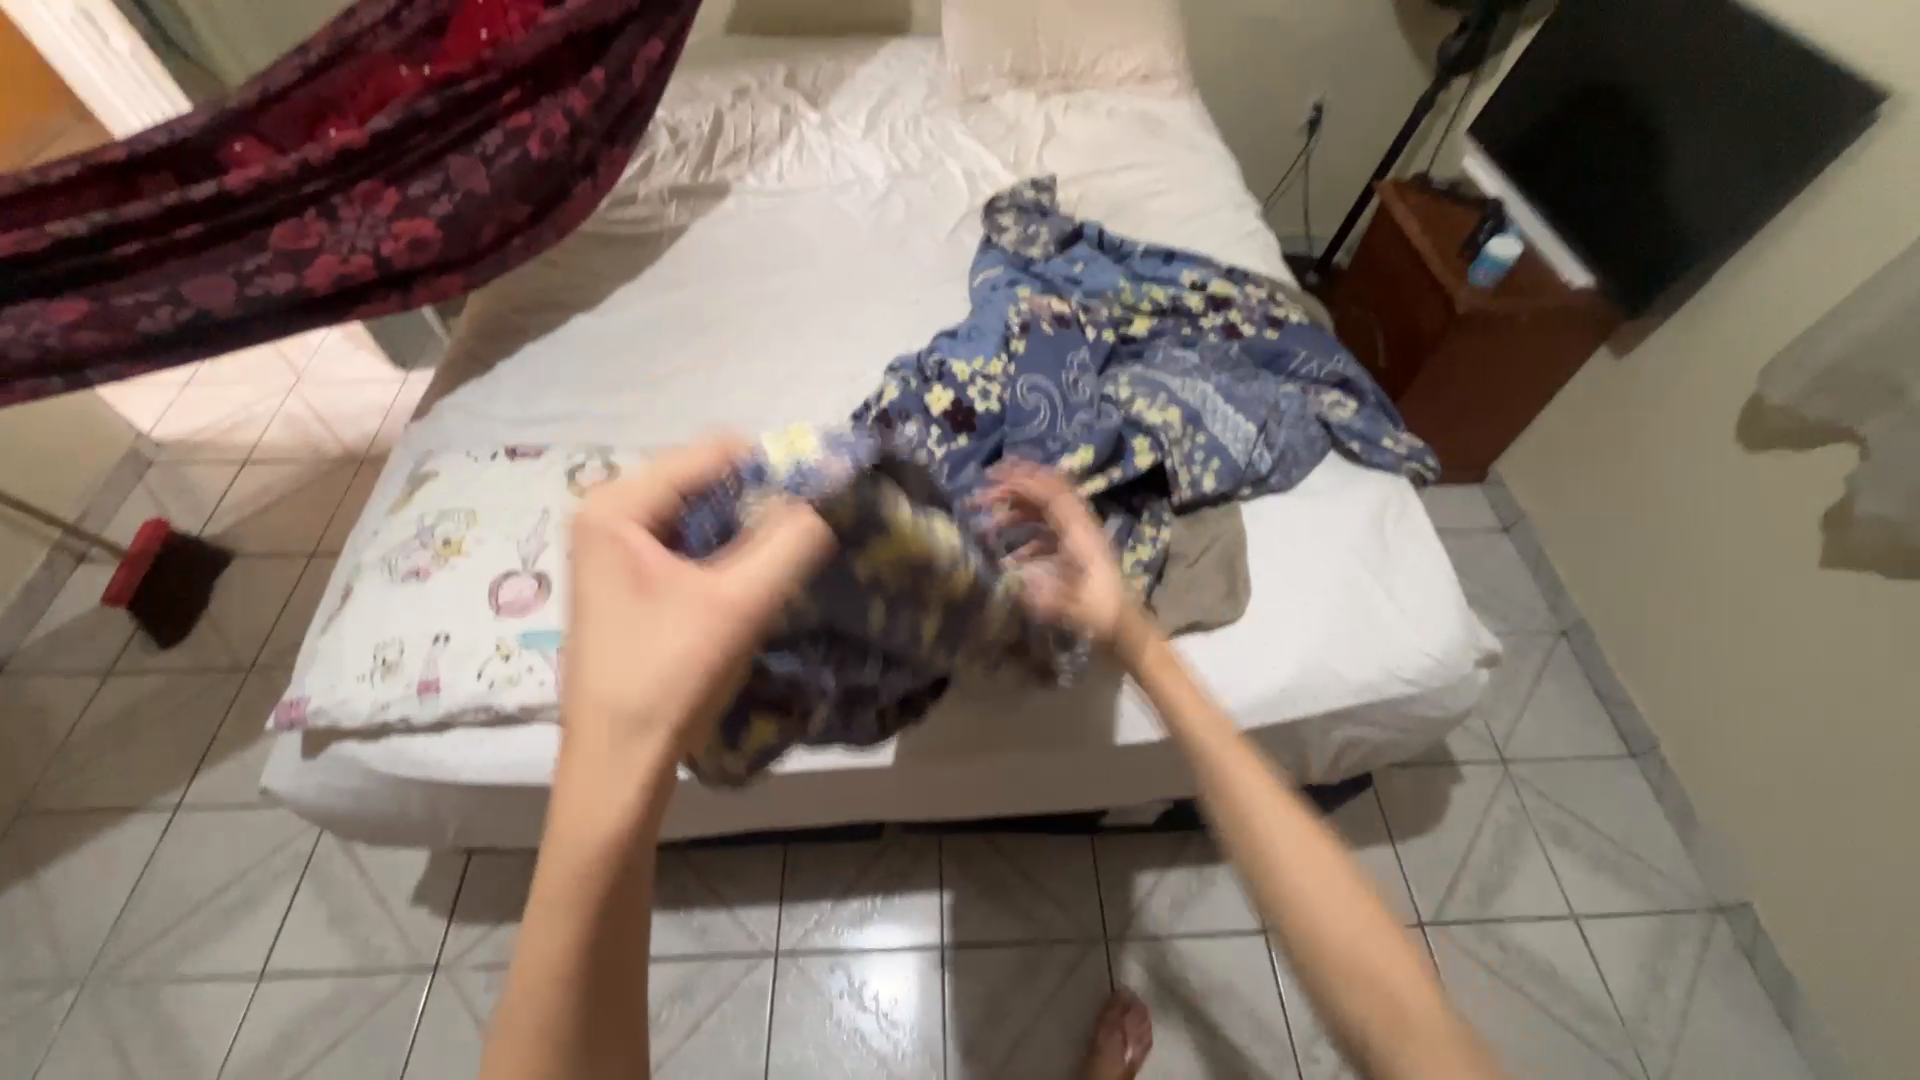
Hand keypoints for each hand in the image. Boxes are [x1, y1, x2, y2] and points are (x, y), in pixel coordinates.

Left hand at [560, 436, 834, 777]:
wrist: (618, 762)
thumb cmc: (668, 679)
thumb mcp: (739, 605)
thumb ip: (790, 542)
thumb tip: (830, 495)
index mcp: (616, 506)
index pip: (711, 454)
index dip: (772, 469)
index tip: (823, 493)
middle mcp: (607, 513)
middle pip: (703, 480)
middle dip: (758, 501)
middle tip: (807, 530)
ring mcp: (612, 547)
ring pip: (699, 513)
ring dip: (746, 529)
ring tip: (783, 557)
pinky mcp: (626, 577)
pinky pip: (687, 542)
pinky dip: (725, 551)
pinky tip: (749, 579)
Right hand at [976, 460, 1139, 649]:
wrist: (1123, 625)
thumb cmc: (1099, 614)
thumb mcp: (1069, 606)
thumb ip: (1040, 591)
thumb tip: (1009, 575)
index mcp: (1081, 532)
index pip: (1051, 495)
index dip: (1023, 483)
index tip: (993, 480)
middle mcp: (1080, 526)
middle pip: (1048, 492)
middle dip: (1016, 485)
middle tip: (984, 489)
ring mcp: (1078, 535)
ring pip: (1045, 510)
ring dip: (1016, 510)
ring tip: (987, 524)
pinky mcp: (1075, 549)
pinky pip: (1047, 530)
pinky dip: (1024, 534)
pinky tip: (1007, 555)